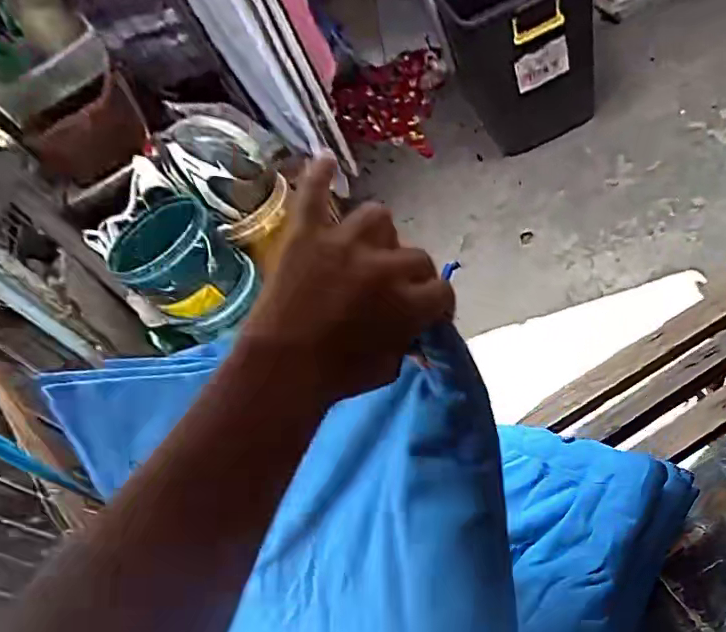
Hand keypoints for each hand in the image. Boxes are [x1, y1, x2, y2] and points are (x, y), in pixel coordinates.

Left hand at [237, 157, 455, 406]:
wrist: (282, 366)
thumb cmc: (340, 376)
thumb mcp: (389, 367)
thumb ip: (407, 340)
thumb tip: (412, 331)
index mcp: (408, 303)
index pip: (443, 291)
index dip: (440, 304)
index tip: (430, 314)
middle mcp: (383, 265)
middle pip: (417, 256)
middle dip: (413, 276)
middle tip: (396, 292)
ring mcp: (342, 242)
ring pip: (379, 218)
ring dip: (381, 236)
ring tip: (370, 250)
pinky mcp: (305, 234)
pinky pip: (313, 193)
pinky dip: (319, 176)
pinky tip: (326, 162)